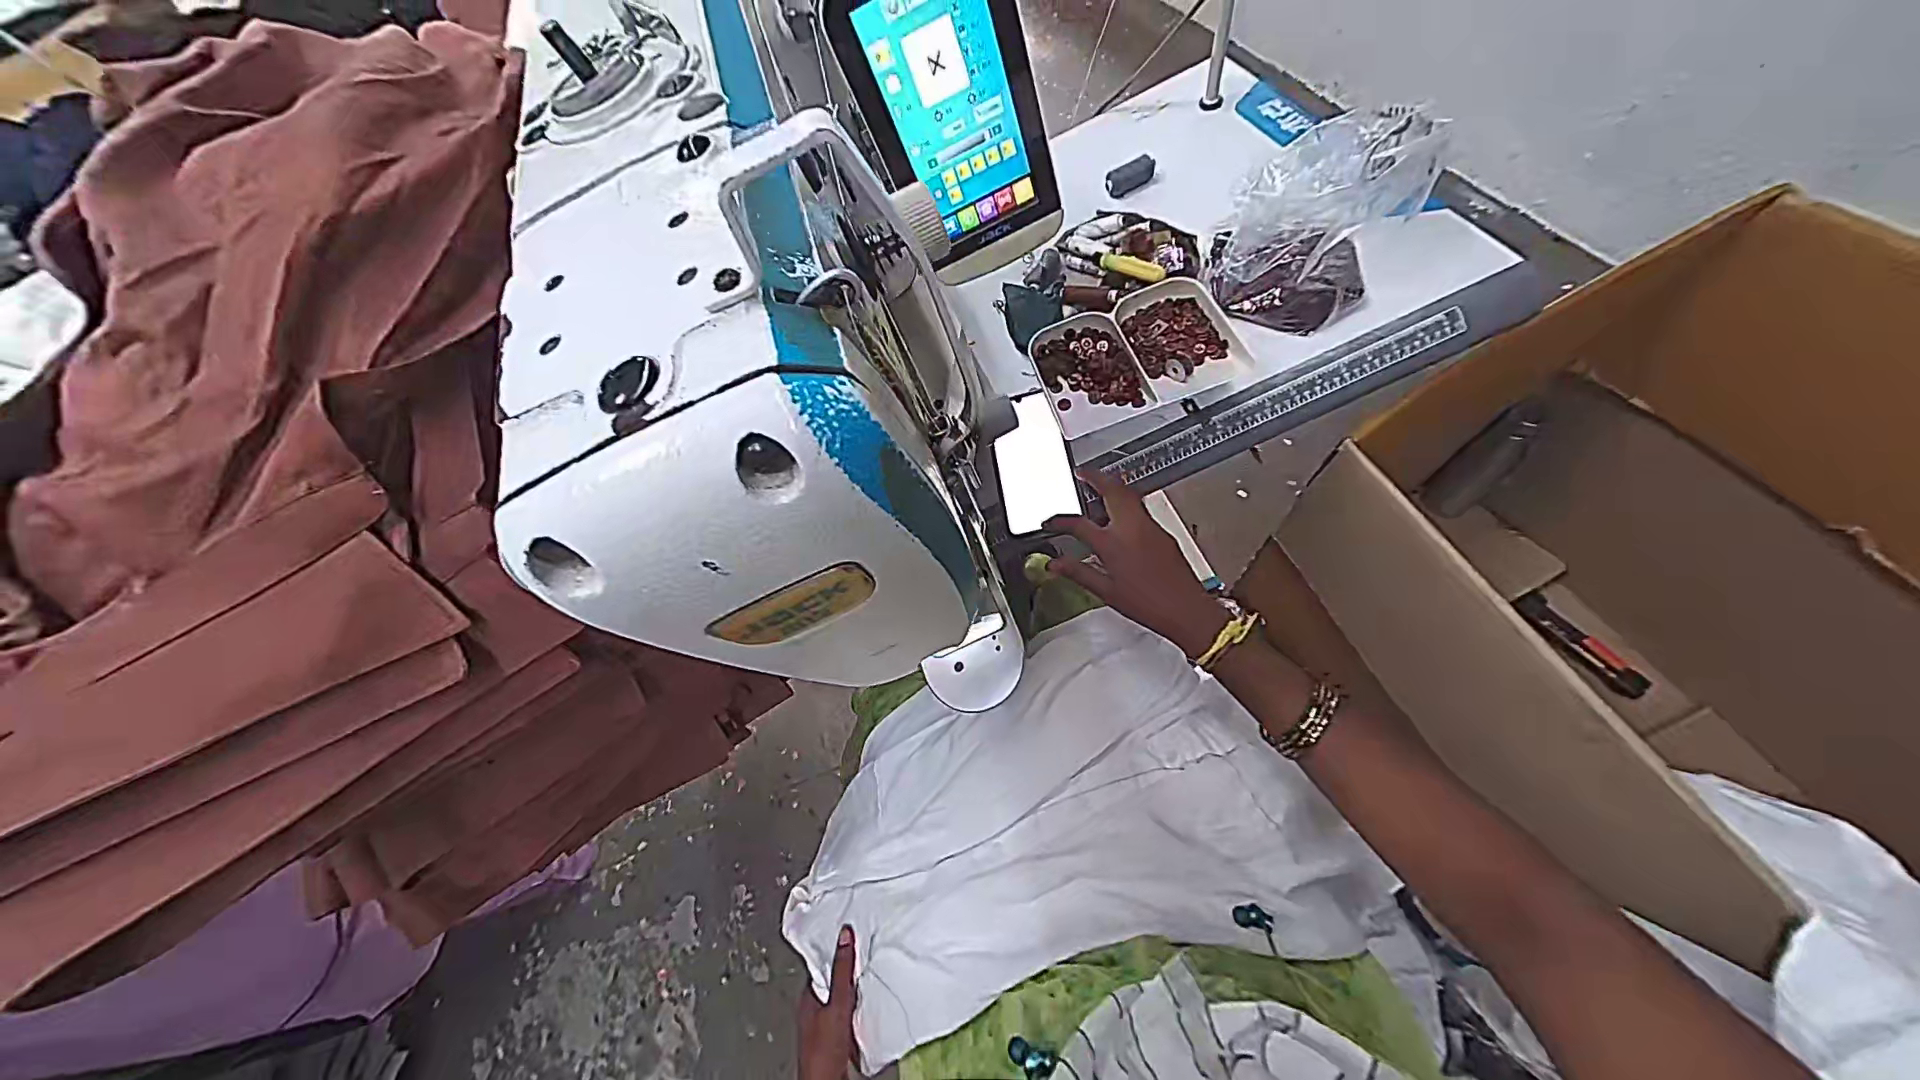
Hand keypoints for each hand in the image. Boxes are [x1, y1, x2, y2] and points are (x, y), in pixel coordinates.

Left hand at [796, 925, 860, 1079]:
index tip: (854, 938)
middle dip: (849, 972)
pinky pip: (850, 1015)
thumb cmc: (824, 1049)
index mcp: (808, 998)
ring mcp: (825, 1026)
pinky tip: (868, 1008)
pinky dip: (859, 1009)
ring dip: (856, 992)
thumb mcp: (837, 1003)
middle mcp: (813, 1010)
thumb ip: (842, 970)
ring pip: (842, 999)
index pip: (822, 965)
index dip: (838, 951)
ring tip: (869, 981)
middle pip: (834, 982)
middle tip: (867, 958)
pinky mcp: (836, 1039)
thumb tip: (844, 935)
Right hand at [1045, 469, 1229, 657]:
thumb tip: (1056, 565)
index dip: (1060, 521)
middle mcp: (1133, 529)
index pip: (1079, 524)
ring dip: (1113, 486)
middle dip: (1095, 477)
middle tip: (1083, 473)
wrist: (1187, 610)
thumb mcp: (1105, 591)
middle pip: (1112, 490)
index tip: (1051, 522)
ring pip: (1130, 495)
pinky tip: (1122, 515)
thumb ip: (1078, 572)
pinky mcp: (1163, 533)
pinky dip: (1127, 503)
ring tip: (1101, 486)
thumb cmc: (1150, 604)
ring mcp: (1151, 527)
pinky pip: (1141, 509)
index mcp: (1113, 544)